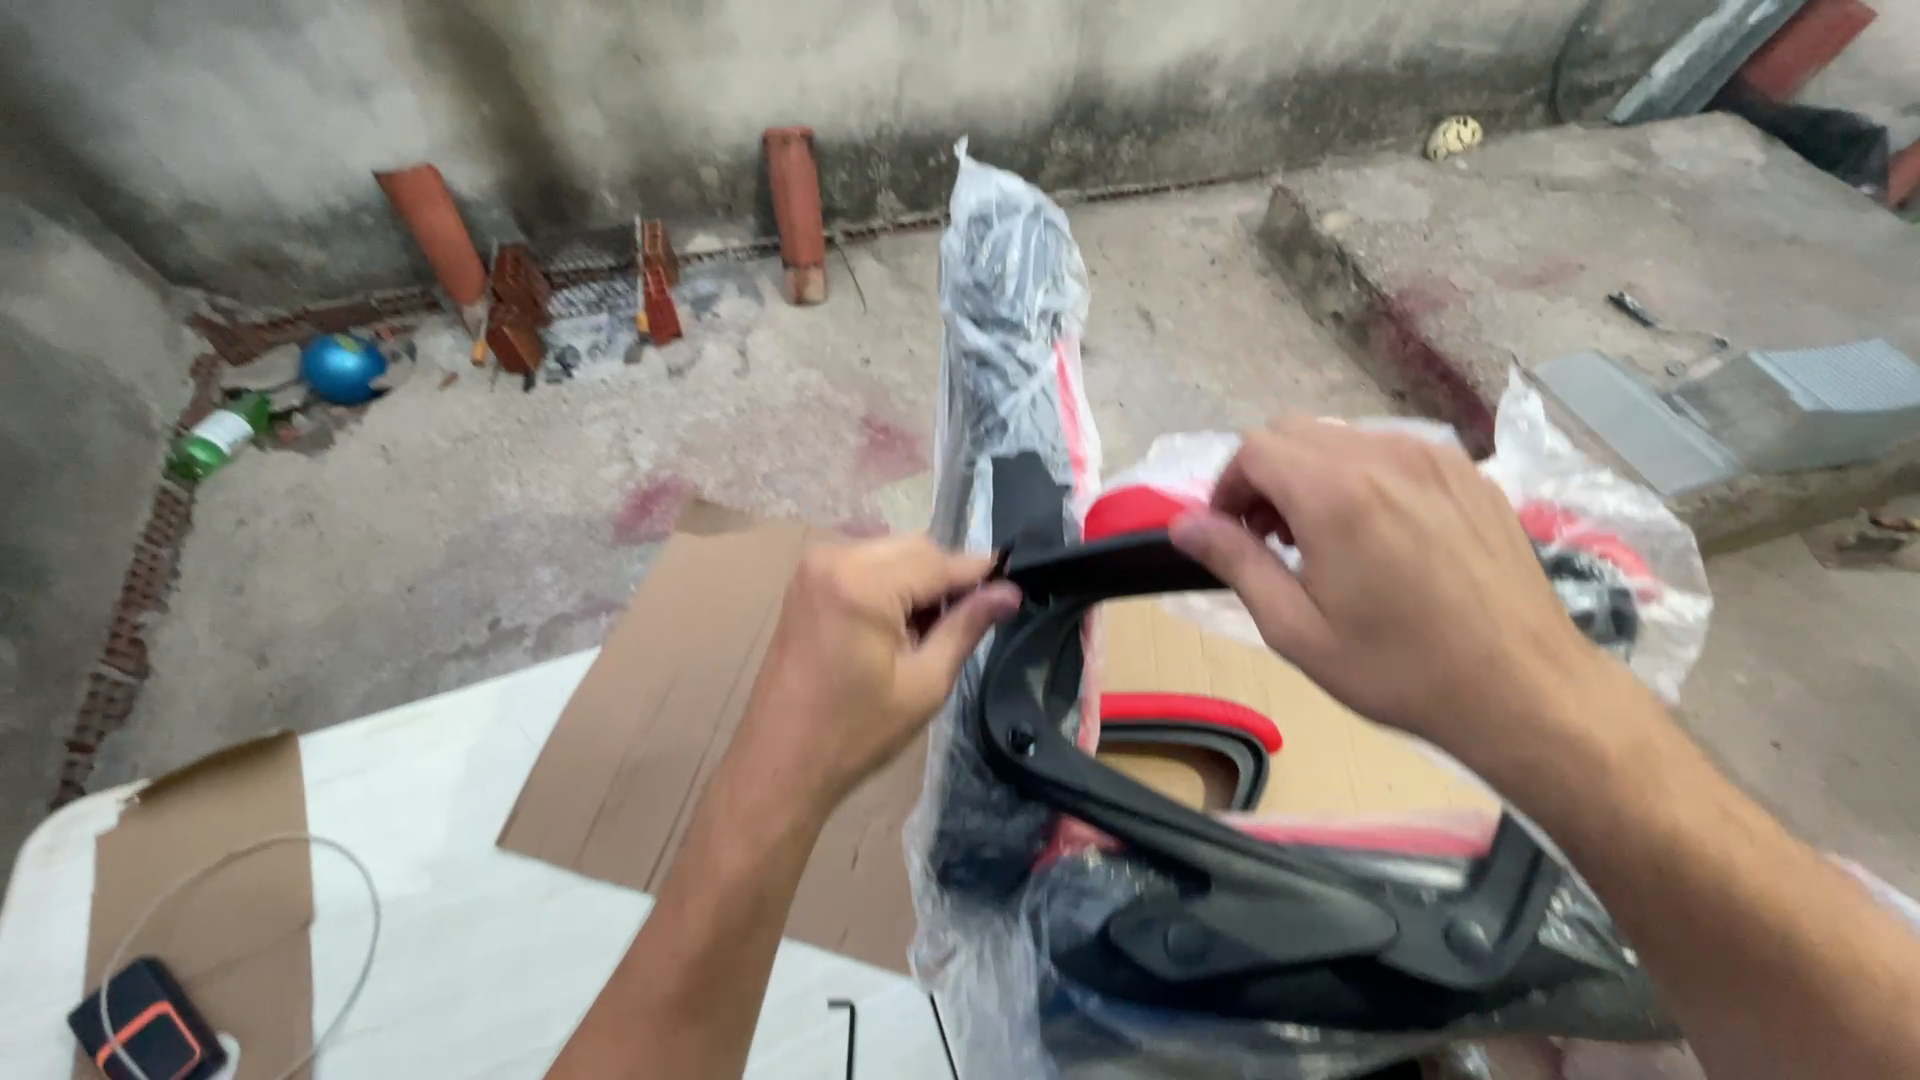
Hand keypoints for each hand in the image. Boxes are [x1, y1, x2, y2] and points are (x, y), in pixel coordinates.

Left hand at [733, 534, 1021, 815]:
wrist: (780, 761)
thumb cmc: (855, 733)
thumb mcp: (924, 683)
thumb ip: (966, 626)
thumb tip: (1009, 591)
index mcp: (862, 583)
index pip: (939, 560)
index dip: (980, 572)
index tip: (1014, 582)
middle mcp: (834, 558)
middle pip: (914, 546)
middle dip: (946, 576)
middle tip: (968, 620)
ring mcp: (814, 565)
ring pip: (892, 550)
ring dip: (919, 578)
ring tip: (929, 629)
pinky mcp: (807, 579)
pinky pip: (865, 561)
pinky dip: (891, 580)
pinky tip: (898, 621)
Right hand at [1170, 419, 1610, 757]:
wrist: (1525, 690)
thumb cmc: (1398, 669)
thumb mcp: (1296, 628)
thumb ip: (1234, 562)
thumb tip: (1181, 523)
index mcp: (1337, 494)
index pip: (1254, 450)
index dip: (1227, 487)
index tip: (1230, 534)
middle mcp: (1386, 456)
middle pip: (1293, 432)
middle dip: (1263, 476)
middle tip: (1268, 538)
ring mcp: (1436, 460)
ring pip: (1341, 438)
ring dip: (1309, 475)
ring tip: (1320, 539)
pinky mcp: (1469, 474)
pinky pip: (1391, 451)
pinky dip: (1358, 476)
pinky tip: (1375, 535)